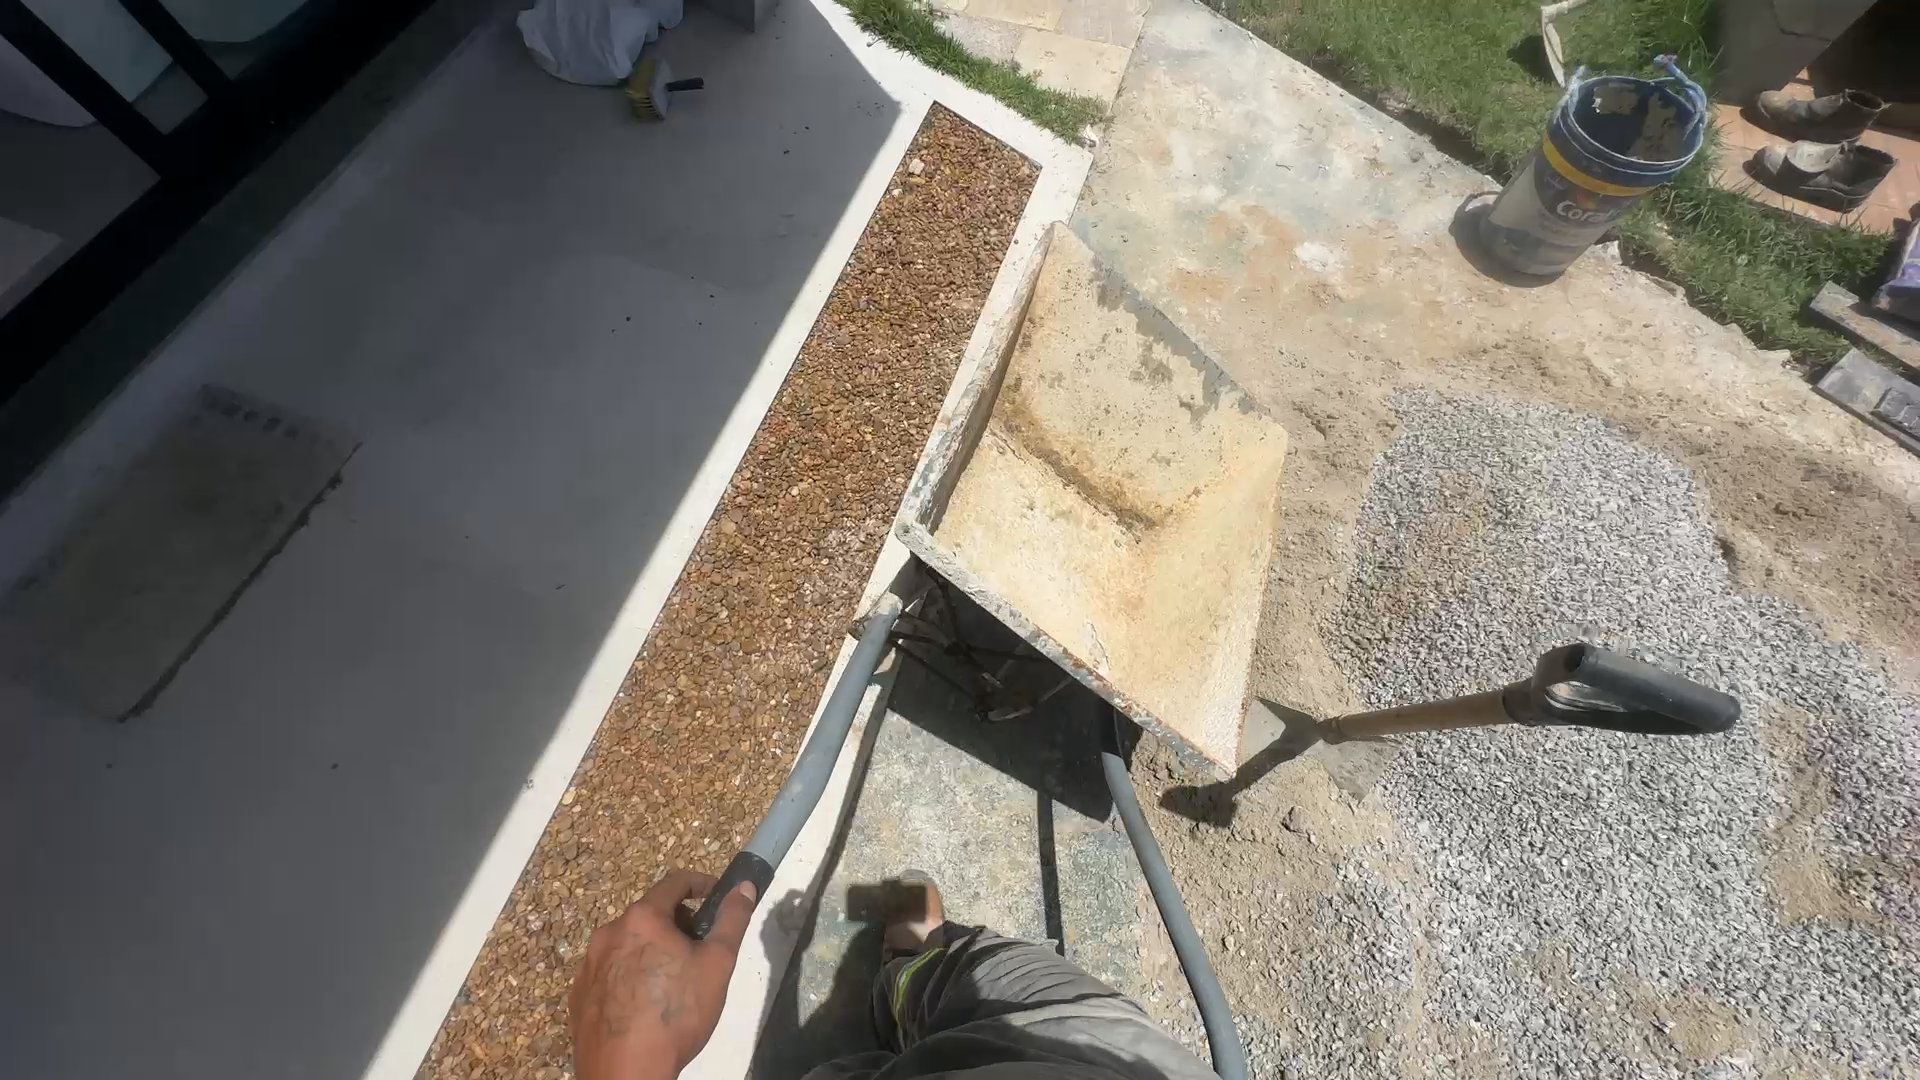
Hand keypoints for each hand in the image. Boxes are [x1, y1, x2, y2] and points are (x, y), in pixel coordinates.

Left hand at [569, 868, 757, 1079]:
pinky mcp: (578, 997)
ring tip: (674, 980)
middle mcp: (609, 933)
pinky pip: (610, 971)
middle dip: (679, 923)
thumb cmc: (677, 1013)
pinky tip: (645, 1003)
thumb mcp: (718, 962)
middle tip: (699, 949)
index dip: (701, 884)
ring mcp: (588, 966)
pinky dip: (630, 974)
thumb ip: (733, 918)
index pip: (676, 882)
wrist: (625, 1079)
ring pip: (629, 942)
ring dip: (653, 948)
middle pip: (651, 913)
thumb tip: (744, 886)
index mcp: (642, 918)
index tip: (717, 898)